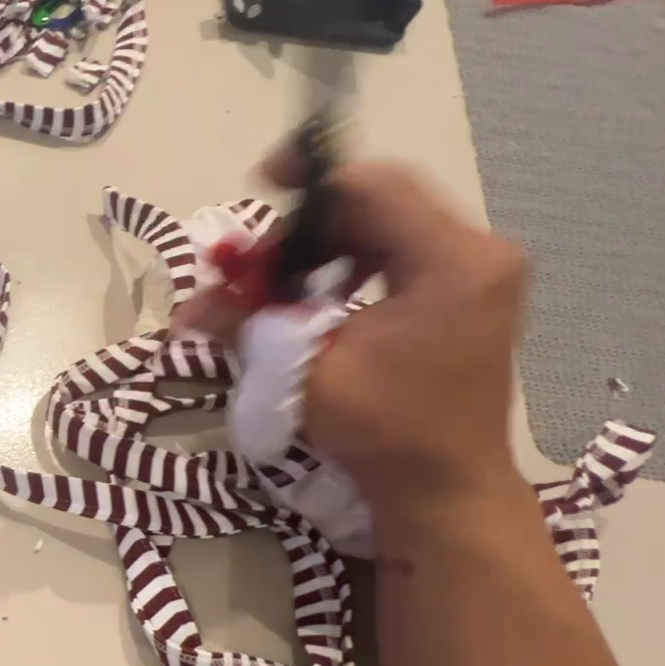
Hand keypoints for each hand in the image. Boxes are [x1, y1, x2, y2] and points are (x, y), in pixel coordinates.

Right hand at [173, 159, 531, 522]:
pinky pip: (398, 259)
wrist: (442, 487)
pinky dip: (349, 269)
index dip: (311, 178)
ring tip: (280, 286)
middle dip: (307, 226)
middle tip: (255, 263)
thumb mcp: (306, 373)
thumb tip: (188, 307)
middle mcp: (477, 253)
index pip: (375, 186)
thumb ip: (248, 326)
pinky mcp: (464, 298)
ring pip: (386, 231)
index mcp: (452, 261)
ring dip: (324, 249)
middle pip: (378, 205)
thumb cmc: (384, 430)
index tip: (258, 184)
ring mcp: (476, 276)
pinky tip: (317, 302)